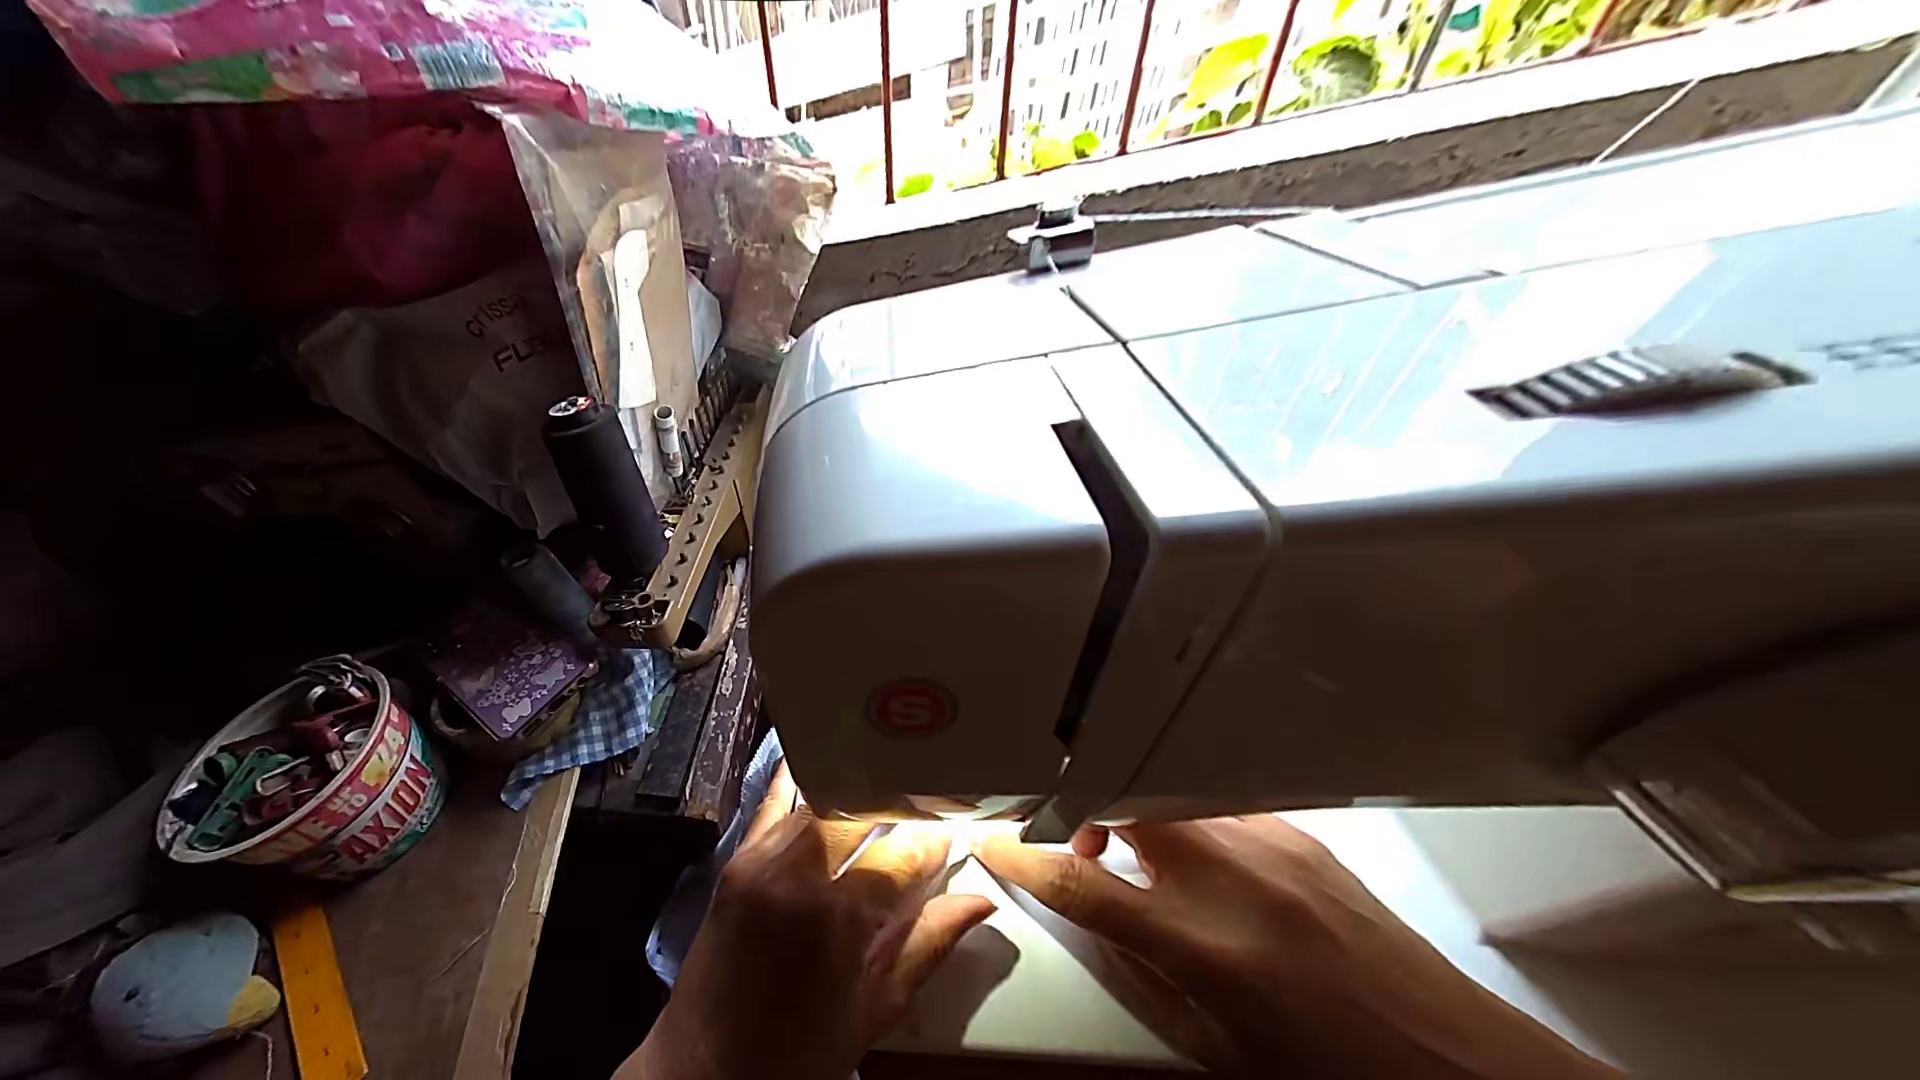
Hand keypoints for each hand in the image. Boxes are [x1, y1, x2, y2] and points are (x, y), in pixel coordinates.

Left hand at [621, 764, 993, 1079]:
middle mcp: (800, 873)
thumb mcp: (875, 1010)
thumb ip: (929, 945)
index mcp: (841, 915)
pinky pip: (773, 804)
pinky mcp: (738, 859)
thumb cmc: (797, 1053)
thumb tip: (979, 903)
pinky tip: (824, 764)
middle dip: (900, 805)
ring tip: (884, 796)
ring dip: (858, 795)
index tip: (951, 840)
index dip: (935, 843)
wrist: (701, 1075)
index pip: (906, 852)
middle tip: (922, 810)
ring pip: (823, 799)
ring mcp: (763, 860)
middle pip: (865, 809)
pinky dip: (802, 784)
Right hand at [977, 816, 1623, 1078]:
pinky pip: (1215, 804)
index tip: (998, 839)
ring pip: (1167, 795)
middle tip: (1079, 843)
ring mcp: (1271, 843)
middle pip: (1124, 803)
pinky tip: (1200, 858)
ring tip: (1138, 854)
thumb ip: (1144, 965)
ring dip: (1134, 814)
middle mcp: (1235, 878)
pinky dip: (1185, 821)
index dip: (1028, 858)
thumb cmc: (1327, 1070)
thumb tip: (1094, 908)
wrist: (1452, 1061)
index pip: (1085, 885)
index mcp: (1207, 947)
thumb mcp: (1214, 1040)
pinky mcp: (1298, 830)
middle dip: (1084, 811)